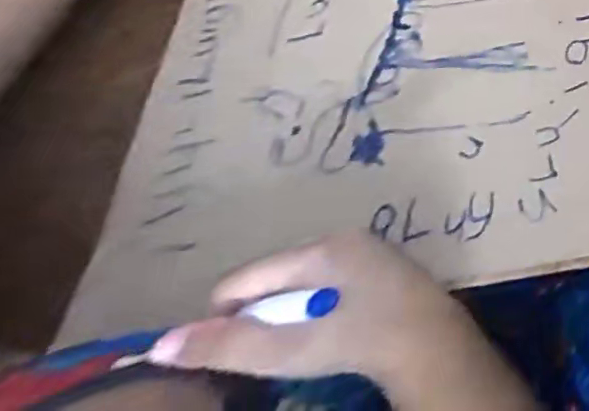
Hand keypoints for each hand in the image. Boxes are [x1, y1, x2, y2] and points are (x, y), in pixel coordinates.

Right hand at [145, 233, 489, 387]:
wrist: (429, 336)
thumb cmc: (359, 339)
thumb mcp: (288, 350)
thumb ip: (226, 346)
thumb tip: (159, 344)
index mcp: (322, 249)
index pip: (240, 280)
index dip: (224, 320)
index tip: (243, 349)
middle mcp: (343, 238)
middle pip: (269, 278)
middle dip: (259, 315)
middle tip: (280, 346)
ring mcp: (364, 248)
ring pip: (296, 282)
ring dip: (287, 314)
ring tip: (308, 339)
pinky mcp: (378, 263)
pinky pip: (324, 281)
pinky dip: (313, 307)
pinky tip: (331, 329)